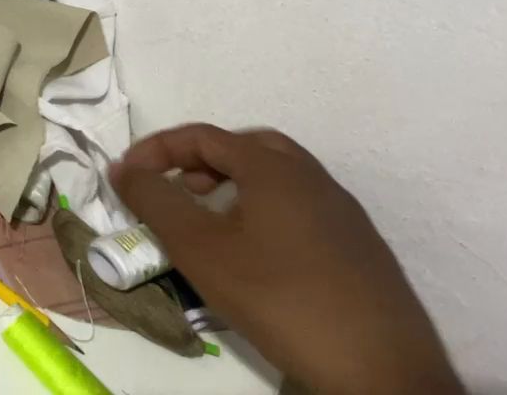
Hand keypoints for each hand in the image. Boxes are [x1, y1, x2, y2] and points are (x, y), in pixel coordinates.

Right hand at [110, 125, 461, 394]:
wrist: (383, 376)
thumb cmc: (278, 297)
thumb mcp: (197, 247)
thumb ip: (153, 199)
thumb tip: (123, 168)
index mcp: (276, 170)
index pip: (204, 136)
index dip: (157, 148)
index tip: (129, 176)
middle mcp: (316, 181)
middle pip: (249, 147)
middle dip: (203, 159)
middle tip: (179, 186)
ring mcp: (346, 218)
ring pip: (279, 178)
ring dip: (235, 185)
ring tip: (210, 221)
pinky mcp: (363, 253)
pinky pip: (303, 209)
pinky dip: (265, 211)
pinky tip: (254, 254)